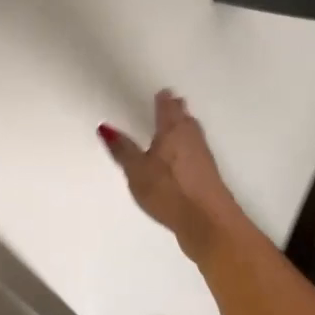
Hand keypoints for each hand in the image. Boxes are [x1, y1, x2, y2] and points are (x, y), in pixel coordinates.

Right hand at [98, 90, 248, 261]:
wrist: (208, 222)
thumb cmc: (169, 191)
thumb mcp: (137, 171)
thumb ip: (122, 149)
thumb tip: (105, 127)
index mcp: (173, 131)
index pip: (168, 108)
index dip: (164, 99)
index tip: (163, 92)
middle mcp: (191, 139)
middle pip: (185, 119)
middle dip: (178, 111)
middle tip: (173, 103)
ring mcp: (203, 158)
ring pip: (193, 134)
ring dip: (185, 127)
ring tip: (178, 125)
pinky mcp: (209, 177)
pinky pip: (196, 152)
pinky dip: (189, 147)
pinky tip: (184, 157)